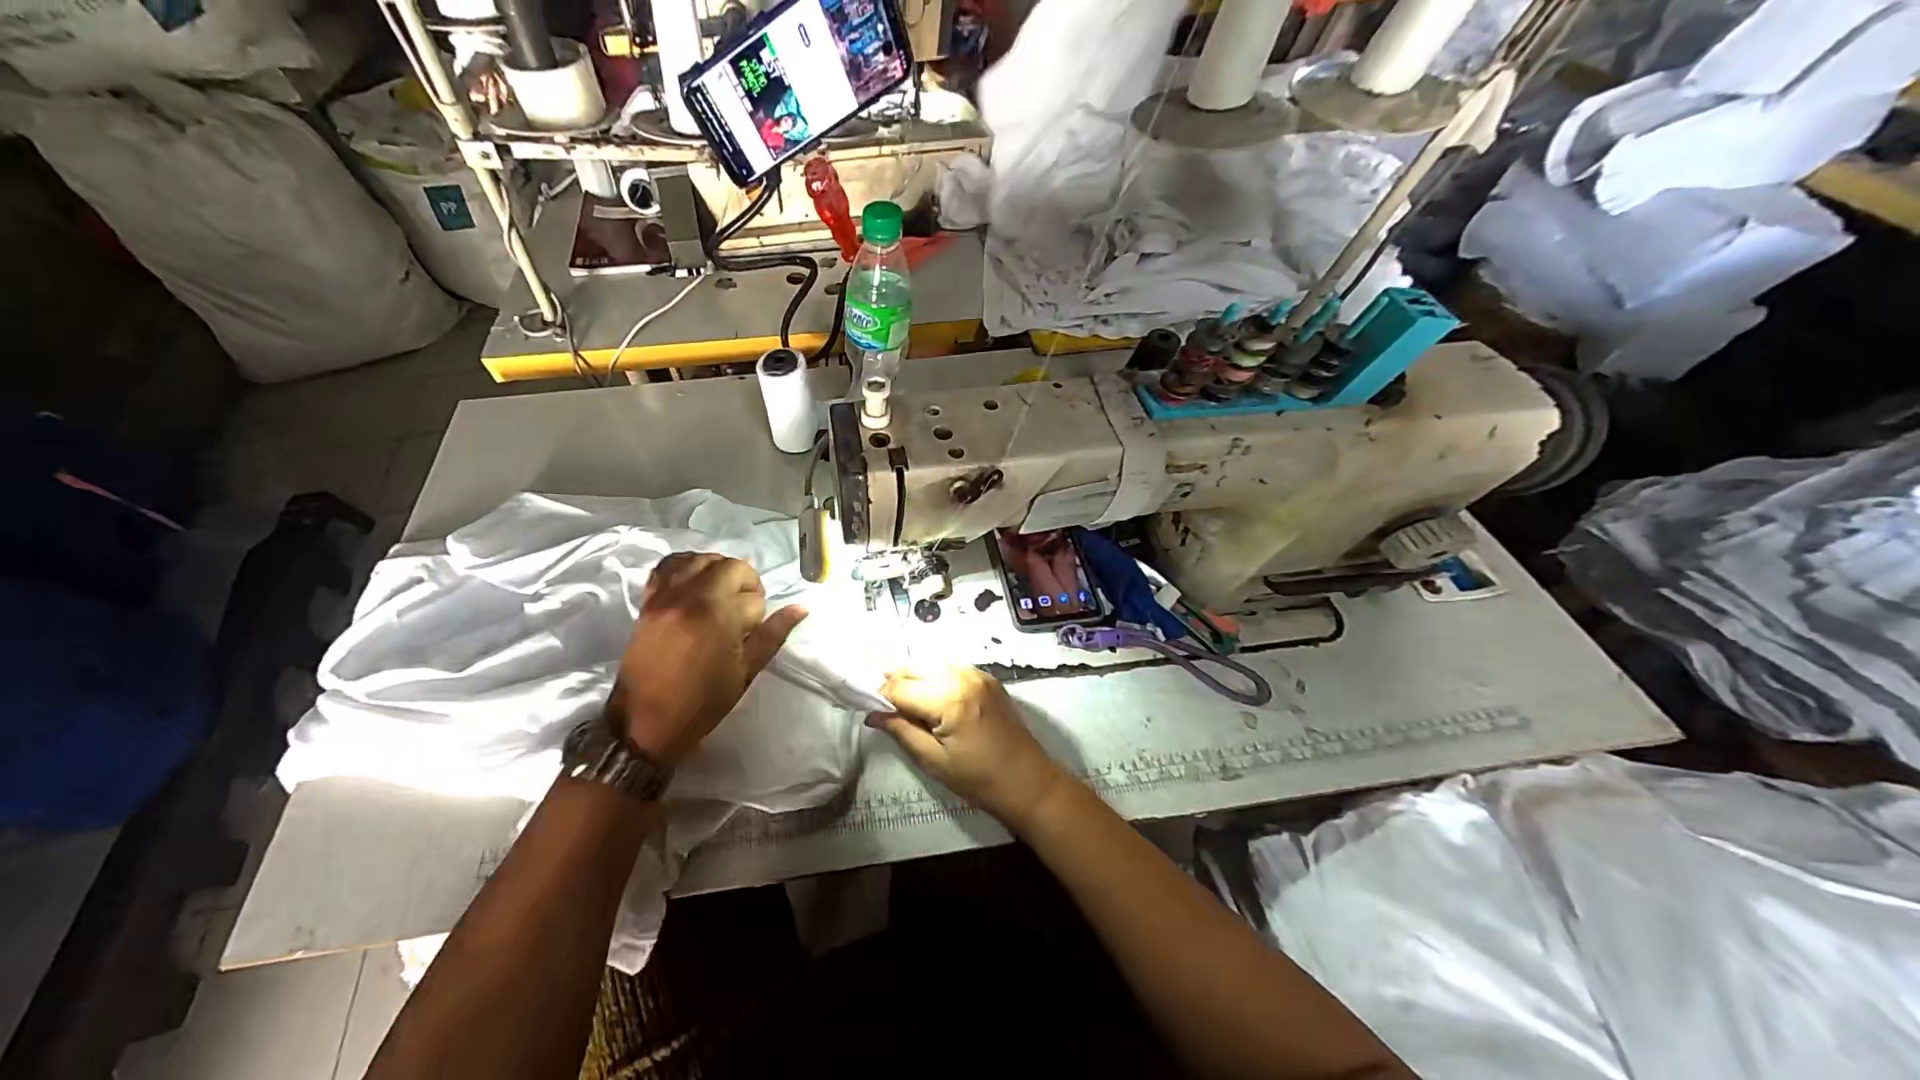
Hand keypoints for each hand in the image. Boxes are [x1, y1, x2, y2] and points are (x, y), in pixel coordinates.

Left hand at [607, 553, 807, 764]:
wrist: (645, 722)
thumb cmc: (702, 702)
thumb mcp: (746, 671)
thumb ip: (773, 634)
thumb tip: (801, 608)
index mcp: (718, 616)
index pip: (753, 594)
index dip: (759, 611)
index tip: (752, 629)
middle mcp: (690, 597)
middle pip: (728, 566)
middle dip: (744, 582)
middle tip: (744, 609)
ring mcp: (665, 596)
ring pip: (699, 559)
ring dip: (718, 569)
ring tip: (722, 593)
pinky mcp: (648, 601)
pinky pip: (667, 566)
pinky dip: (686, 566)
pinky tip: (696, 582)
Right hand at [870, 665, 1070, 825]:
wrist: (1029, 781)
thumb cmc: (979, 778)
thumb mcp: (933, 760)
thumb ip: (901, 730)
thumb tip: (873, 714)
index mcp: (948, 697)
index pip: (900, 687)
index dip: (880, 696)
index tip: (868, 707)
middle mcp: (962, 676)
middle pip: (915, 668)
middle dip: (896, 683)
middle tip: (883, 705)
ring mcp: (978, 674)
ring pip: (933, 664)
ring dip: (915, 678)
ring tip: (906, 703)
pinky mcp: (988, 679)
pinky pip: (952, 669)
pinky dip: (936, 677)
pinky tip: (932, 698)